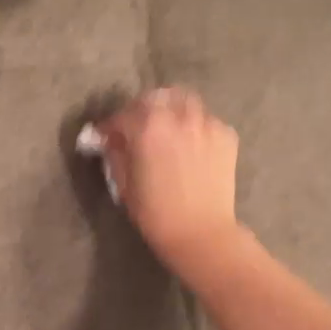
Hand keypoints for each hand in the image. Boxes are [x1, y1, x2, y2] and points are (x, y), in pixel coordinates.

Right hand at [96, 88, 241, 270]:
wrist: (200, 231)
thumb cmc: (155, 213)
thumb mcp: (125, 184)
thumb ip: (115, 154)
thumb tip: (110, 140)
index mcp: (148, 127)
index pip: (123, 115)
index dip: (110, 126)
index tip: (104, 136)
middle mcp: (179, 116)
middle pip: (156, 98)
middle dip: (141, 110)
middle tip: (135, 128)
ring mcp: (206, 123)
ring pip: (184, 102)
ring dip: (170, 110)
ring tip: (165, 130)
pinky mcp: (226, 134)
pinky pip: (205, 120)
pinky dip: (193, 126)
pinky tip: (189, 145)